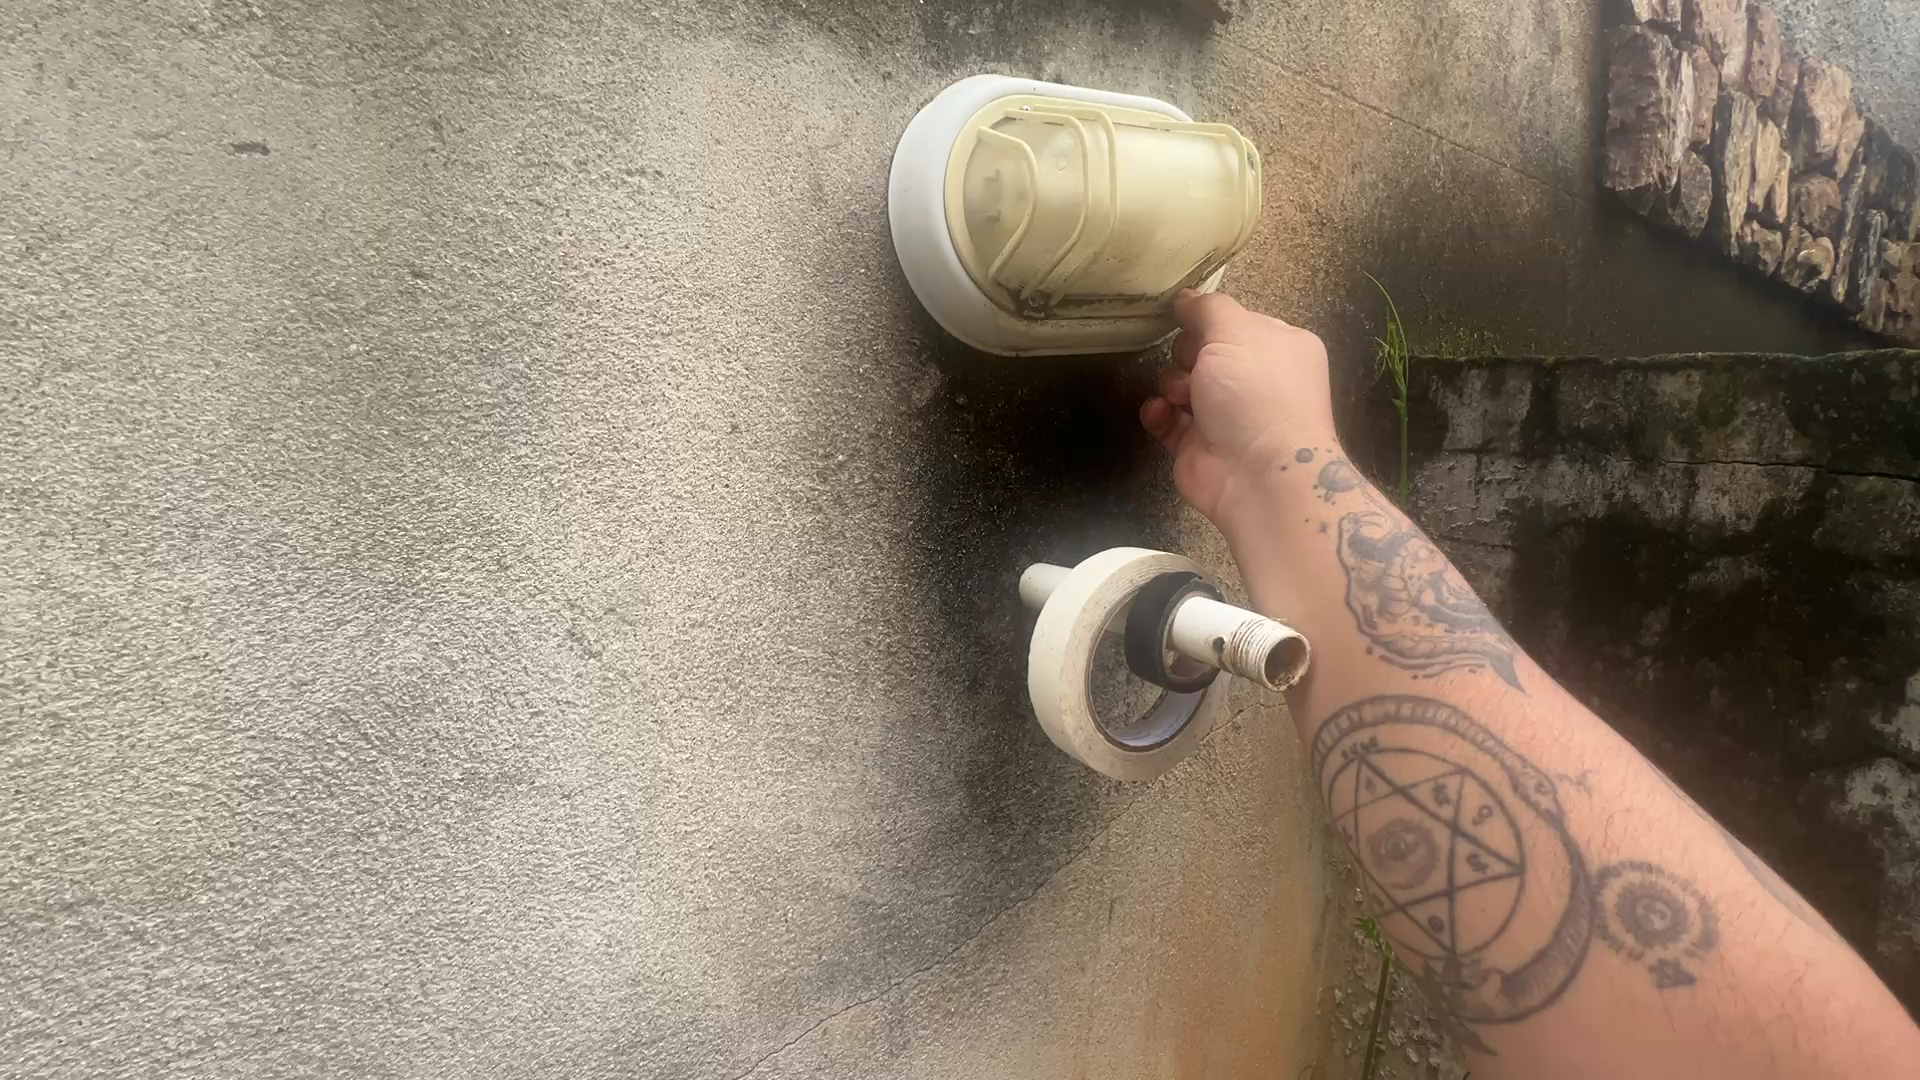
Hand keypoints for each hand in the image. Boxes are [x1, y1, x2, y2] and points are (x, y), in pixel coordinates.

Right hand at [1139, 290, 1336, 531]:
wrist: (1257, 474)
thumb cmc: (1256, 394)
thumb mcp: (1235, 333)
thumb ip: (1207, 309)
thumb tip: (1186, 296)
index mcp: (1278, 348)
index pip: (1236, 322)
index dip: (1210, 321)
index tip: (1189, 321)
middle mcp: (1254, 381)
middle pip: (1203, 351)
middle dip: (1188, 354)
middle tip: (1194, 365)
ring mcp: (1225, 415)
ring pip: (1181, 384)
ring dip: (1171, 383)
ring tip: (1180, 395)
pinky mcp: (1197, 444)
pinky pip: (1167, 420)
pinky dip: (1158, 414)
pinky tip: (1159, 412)